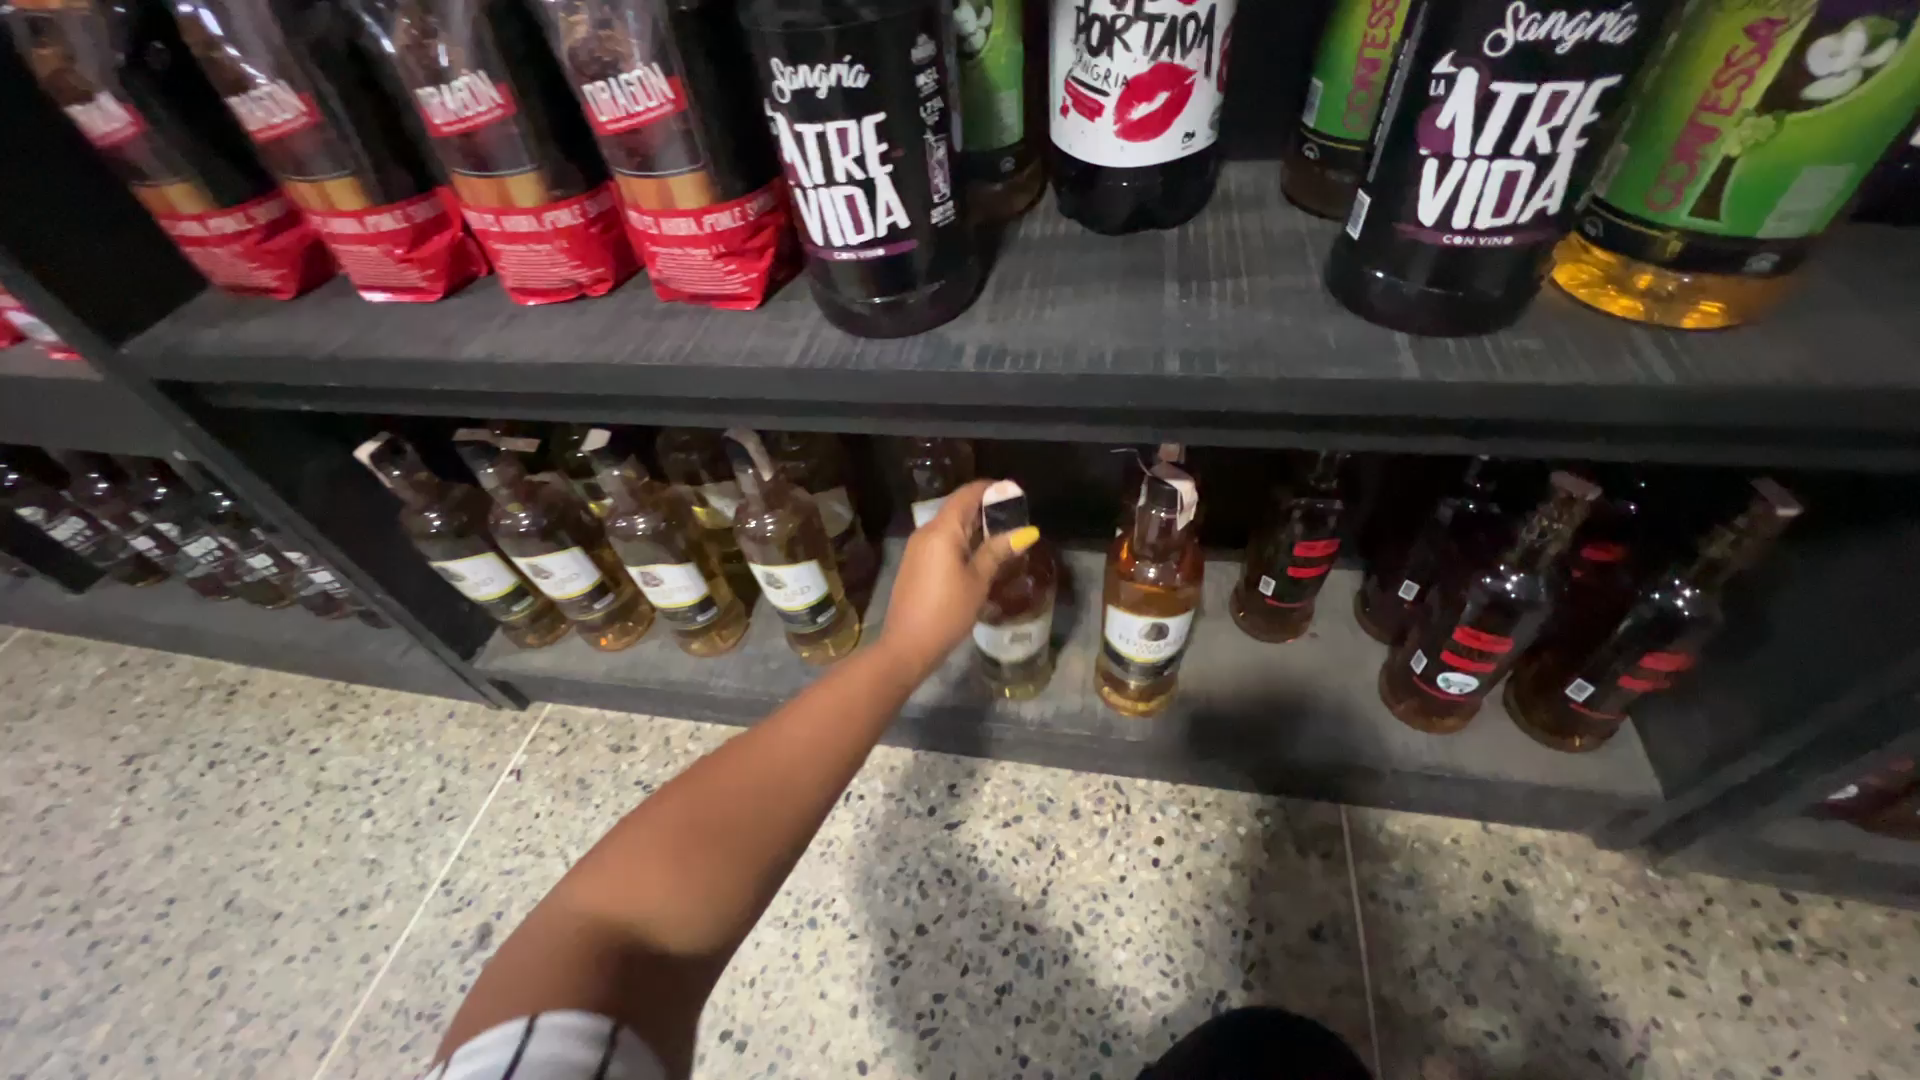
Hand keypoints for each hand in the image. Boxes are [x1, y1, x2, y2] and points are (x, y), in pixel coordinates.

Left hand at [877, 479, 1038, 679]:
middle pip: (958, 508)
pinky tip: (979, 556)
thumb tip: (1026, 532)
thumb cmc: (947, 611)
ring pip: (949, 526)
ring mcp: (918, 548)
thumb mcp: (978, 581)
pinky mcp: (915, 563)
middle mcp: (926, 532)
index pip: (967, 494)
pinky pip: (941, 542)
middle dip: (986, 510)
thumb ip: (998, 551)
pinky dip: (961, 542)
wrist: (907, 645)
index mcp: (942, 530)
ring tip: (1003, 538)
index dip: (991, 490)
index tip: (1015, 494)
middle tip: (1016, 519)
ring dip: (975, 528)